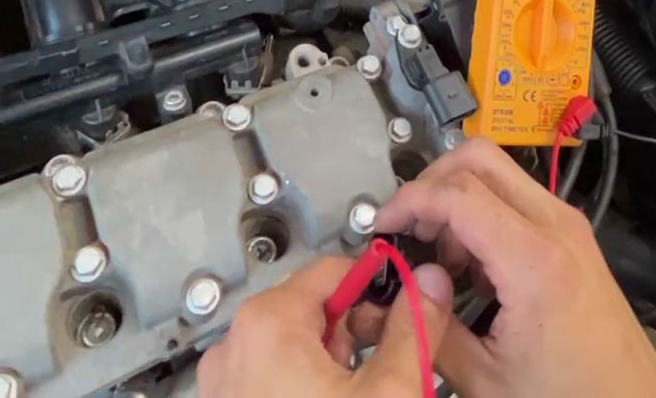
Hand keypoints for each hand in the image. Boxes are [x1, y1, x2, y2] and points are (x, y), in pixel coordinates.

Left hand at [198, 253, 454, 397]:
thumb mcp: (389, 393)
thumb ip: (415, 326)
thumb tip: (430, 282)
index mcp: (269, 322)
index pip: (336, 271)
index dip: (379, 287)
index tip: (407, 309)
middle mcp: (235, 345)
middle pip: (313, 307)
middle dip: (358, 331)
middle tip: (390, 363)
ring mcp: (224, 385)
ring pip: (294, 345)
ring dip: (336, 362)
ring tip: (364, 395)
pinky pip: (272, 377)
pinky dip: (306, 386)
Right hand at [374, 139, 655, 397]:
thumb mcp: (486, 381)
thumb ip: (432, 331)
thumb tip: (393, 294)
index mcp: (533, 259)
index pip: (457, 193)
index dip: (409, 201)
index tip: (381, 226)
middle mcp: (554, 223)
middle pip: (478, 156)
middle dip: (431, 181)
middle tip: (408, 227)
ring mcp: (566, 221)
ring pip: (497, 168)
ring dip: (456, 194)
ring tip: (439, 255)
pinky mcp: (570, 230)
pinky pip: (515, 194)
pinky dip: (481, 209)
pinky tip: (471, 263)